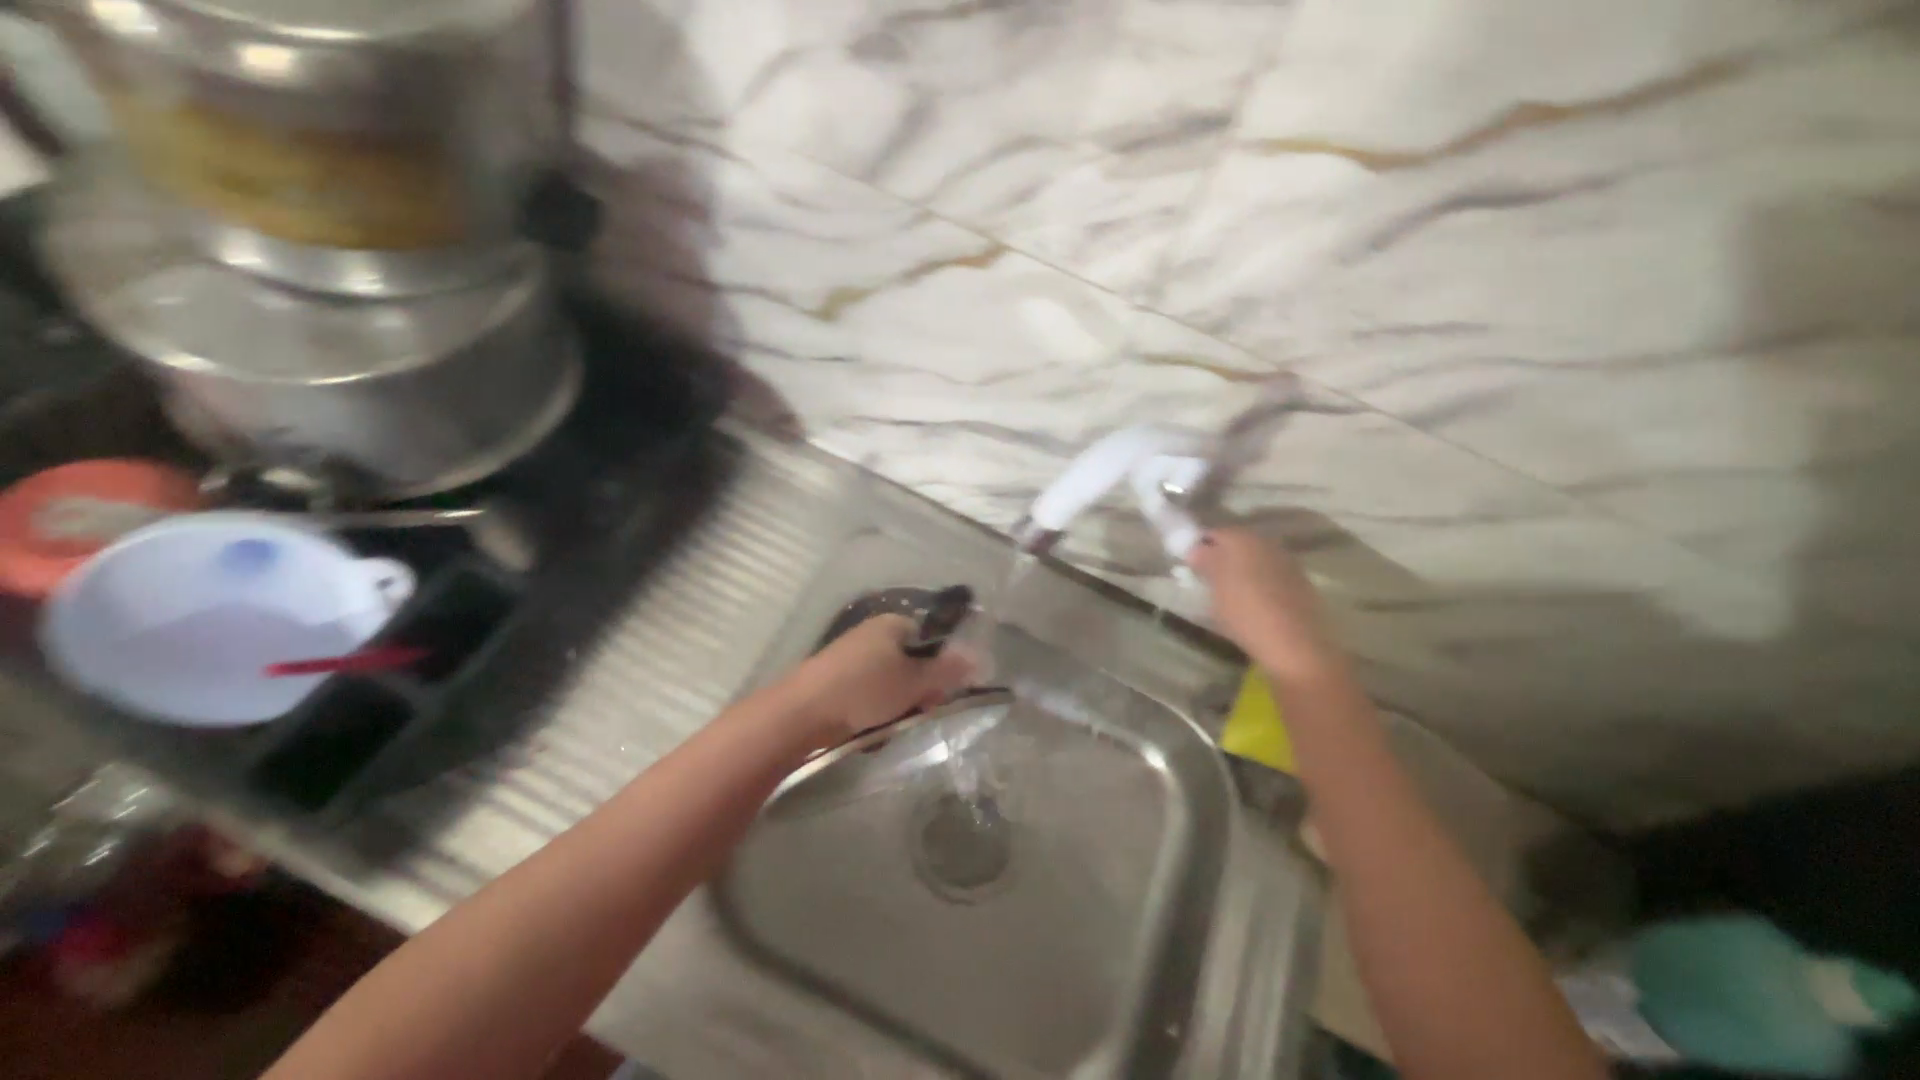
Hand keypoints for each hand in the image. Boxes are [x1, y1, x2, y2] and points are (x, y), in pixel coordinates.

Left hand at [774, 614, 975, 748]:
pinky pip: (866, 701)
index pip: (932, 641)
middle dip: (916, 696)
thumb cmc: (863, 690)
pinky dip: (870, 717)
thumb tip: (980, 656)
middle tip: (912, 715)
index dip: (941, 668)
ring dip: (893, 712)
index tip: (937, 696)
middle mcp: (871, 636)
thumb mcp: (914, 682)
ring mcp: (850, 660)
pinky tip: (864, 734)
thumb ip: (948, 670)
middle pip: (911, 667)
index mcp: (892, 625)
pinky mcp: (834, 684)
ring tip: (884, 729)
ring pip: (890, 689)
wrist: (799, 714)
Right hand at [1187, 527, 1338, 680]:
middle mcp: (1268, 544)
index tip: (1191, 566)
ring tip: (1230, 593)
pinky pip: (1272, 576)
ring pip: (1257, 560)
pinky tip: (1254, 602)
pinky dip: (1260, 584)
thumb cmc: (1246, 613)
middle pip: (1239, 544)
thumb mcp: (1215, 589)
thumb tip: (1196, 549)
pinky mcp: (1301, 584)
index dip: (1201, 547)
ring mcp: (1288, 563)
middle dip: (1223, 557)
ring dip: (1243, 571)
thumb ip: (1205, 563)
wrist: (1296, 644)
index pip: (1215, 534)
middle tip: (1208, 579)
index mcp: (1243, 539)